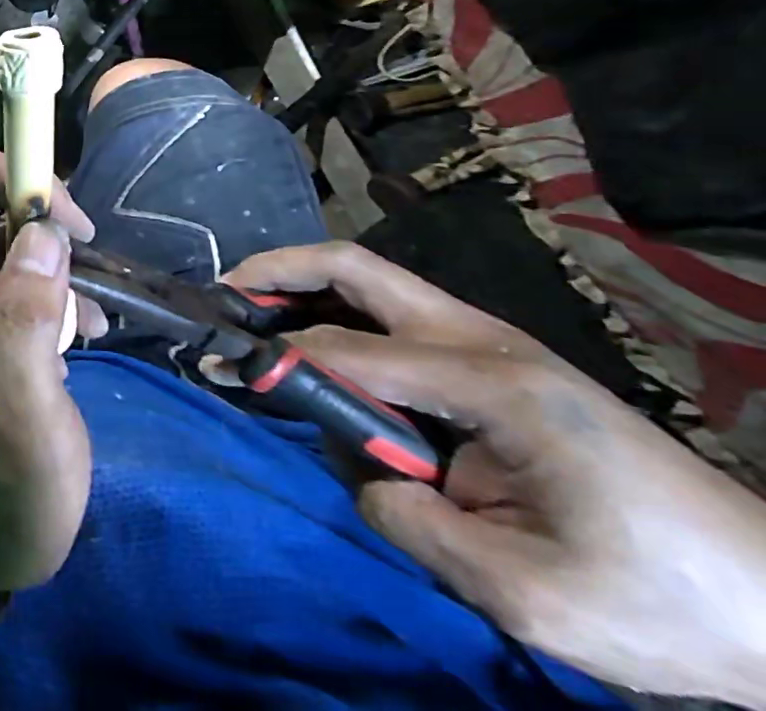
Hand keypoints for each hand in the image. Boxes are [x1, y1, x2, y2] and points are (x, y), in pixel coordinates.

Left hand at [0, 152, 101, 606]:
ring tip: (96, 313)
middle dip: (37, 214)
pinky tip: (87, 332)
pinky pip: (16, 286)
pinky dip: (55, 291)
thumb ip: (25, 318)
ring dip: (53, 258)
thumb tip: (41, 232)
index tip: (61, 212)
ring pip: (2, 245)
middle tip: (89, 260)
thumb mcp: (19, 415)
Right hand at [227, 242, 765, 704]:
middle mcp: (486, 343)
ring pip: (366, 283)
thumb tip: (357, 464)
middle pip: (354, 271)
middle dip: (273, 275)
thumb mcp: (520, 590)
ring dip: (295, 291)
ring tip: (242, 318)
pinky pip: (387, 317)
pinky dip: (330, 317)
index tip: (221, 375)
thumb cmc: (659, 602)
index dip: (277, 363)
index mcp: (496, 386)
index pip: (347, 352)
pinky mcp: (492, 364)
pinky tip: (303, 344)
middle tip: (217, 300)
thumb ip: (405, 516)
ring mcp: (491, 346)